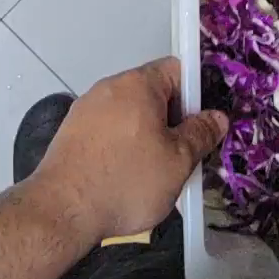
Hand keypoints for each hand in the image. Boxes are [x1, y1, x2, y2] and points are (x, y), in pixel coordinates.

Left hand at [27, 58, 227, 243]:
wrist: (62, 210)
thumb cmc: (126, 180)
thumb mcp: (177, 161)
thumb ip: (200, 134)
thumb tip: (217, 116)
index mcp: (139, 83)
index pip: (177, 68)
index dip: (196, 94)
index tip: (202, 125)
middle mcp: (111, 85)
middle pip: (153, 91)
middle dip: (172, 119)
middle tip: (183, 155)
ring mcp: (88, 106)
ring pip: (131, 113)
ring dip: (147, 134)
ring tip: (154, 172)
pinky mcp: (73, 129)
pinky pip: (109, 128)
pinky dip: (122, 144)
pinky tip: (124, 176)